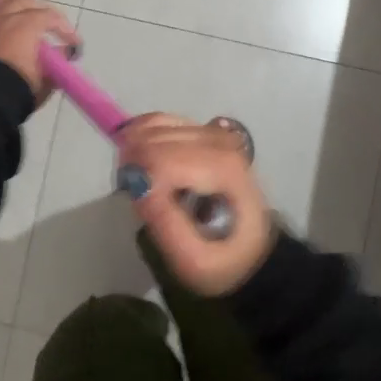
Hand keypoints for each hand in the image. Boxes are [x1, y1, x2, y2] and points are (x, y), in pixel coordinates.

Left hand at [0, 0, 79, 105]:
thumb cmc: (19, 88)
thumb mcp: (46, 79)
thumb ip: (57, 62)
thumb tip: (65, 52)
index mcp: (27, 26)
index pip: (50, 18)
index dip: (64, 27)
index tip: (73, 43)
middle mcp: (6, 19)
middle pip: (24, 3)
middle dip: (38, 8)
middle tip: (48, 18)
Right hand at [120, 113, 274, 295]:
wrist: (250, 250)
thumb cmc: (222, 258)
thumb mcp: (195, 260)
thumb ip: (167, 225)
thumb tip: (139, 187)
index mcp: (223, 171)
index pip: (164, 158)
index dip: (139, 176)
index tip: (134, 201)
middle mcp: (221, 144)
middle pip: (157, 137)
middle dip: (134, 162)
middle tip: (129, 192)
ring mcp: (215, 134)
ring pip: (157, 124)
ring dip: (136, 147)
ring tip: (134, 177)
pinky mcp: (206, 133)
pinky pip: (165, 120)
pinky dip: (144, 133)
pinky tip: (139, 156)